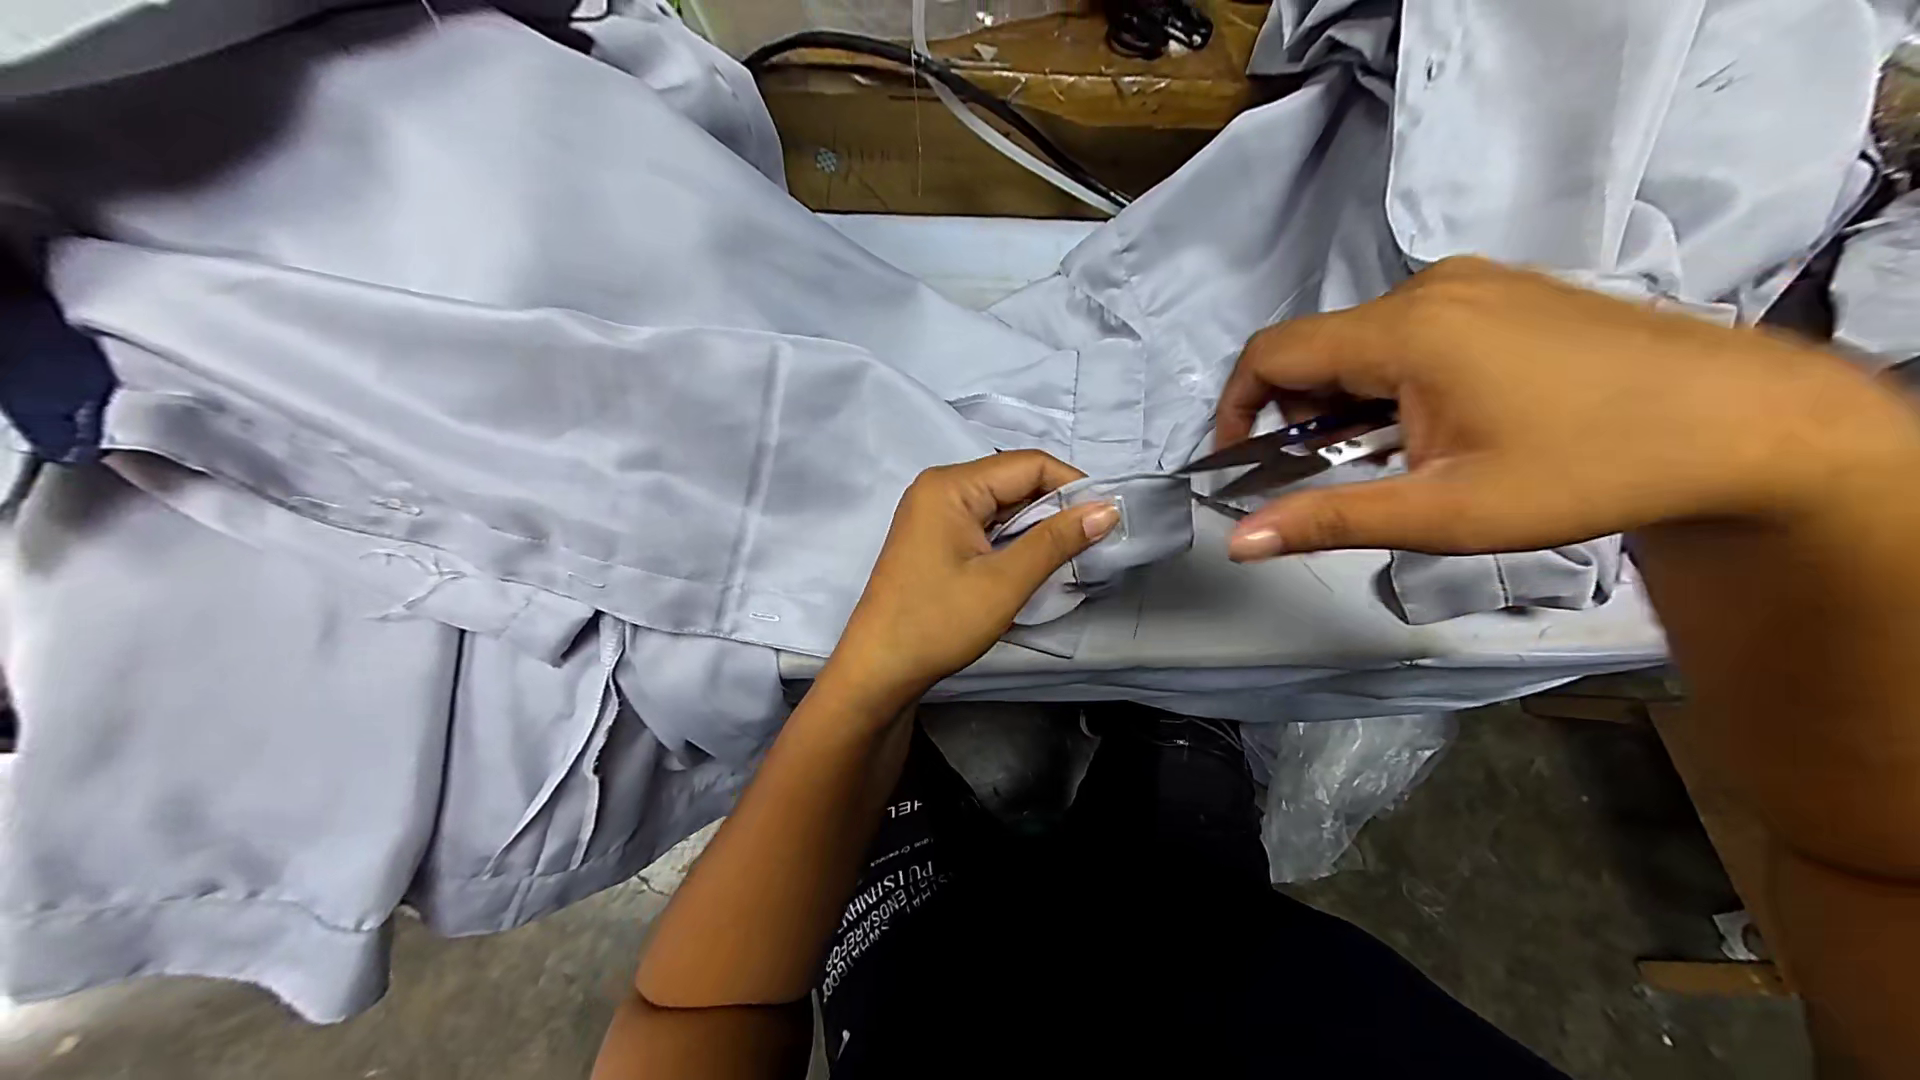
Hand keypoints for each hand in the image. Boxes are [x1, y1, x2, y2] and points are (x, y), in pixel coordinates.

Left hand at [818, 451, 1119, 711]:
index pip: (1028, 464)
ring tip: (1069, 554)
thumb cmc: (938, 623)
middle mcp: (939, 488)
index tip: (1107, 518)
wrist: (879, 670)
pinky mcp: (934, 537)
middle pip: (1014, 480)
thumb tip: (1107, 509)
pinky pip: (984, 523)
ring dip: (1036, 525)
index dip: (1072, 485)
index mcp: (951, 486)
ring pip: (1001, 504)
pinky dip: (1013, 538)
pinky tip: (1032, 561)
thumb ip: (1057, 540)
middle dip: (1056, 507)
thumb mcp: (1005, 582)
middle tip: (1093, 540)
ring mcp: (933, 513)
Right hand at [1216, 257, 1919, 560]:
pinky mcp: (1499, 292)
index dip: (1236, 408)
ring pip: (1358, 343)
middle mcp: (1428, 288)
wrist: (1752, 428)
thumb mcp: (1443, 512)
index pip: (1271, 354)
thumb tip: (1237, 542)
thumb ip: (1327, 520)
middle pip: (1314, 351)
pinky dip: (1387, 382)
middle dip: (1301, 417)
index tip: (1242, 462)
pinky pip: (1404, 332)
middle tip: (1342, 473)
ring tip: (1400, 454)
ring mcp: (1470, 283)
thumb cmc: (1587, 472)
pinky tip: (1440, 421)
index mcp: (1406, 330)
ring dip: (1346, 403)